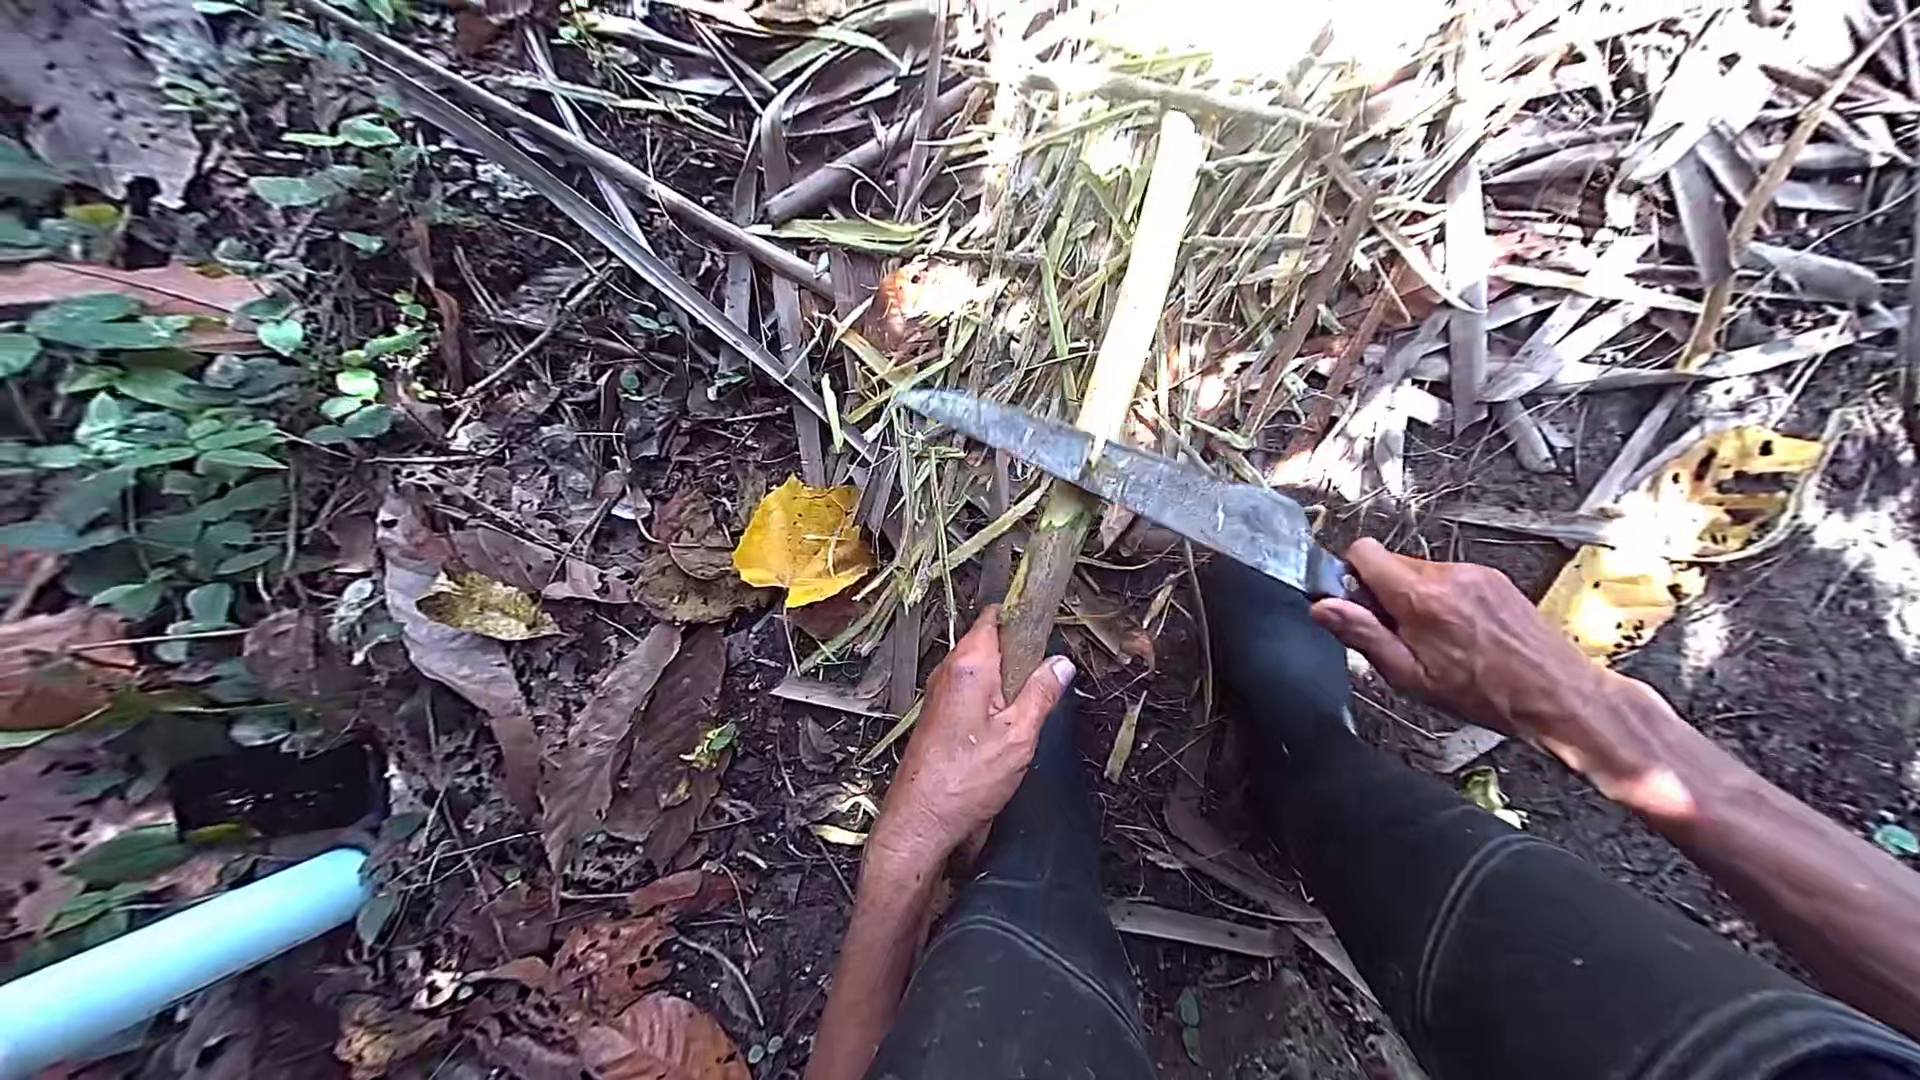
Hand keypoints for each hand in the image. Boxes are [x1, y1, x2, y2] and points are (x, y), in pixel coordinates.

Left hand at [868, 606, 1074, 871]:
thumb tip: (1061, 665)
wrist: (922, 820)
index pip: (995, 616)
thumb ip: (1042, 693)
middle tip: (1044, 681)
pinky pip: (972, 692)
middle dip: (1019, 656)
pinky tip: (1004, 729)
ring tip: (1026, 711)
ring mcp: (942, 692)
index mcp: (969, 664)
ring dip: (1006, 682)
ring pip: (983, 670)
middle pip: (991, 643)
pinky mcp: (941, 714)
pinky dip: (992, 700)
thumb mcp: (1019, 735)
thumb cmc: (963, 780)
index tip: (1046, 627)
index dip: (1021, 616)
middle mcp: (950, 671)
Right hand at [1308, 539, 1610, 750]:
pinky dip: (1438, 598)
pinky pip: (1445, 577)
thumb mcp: (1409, 676)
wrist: (1564, 699)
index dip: (1349, 575)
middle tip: (1396, 632)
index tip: (1355, 604)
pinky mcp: (1492, 578)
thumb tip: (1323, 608)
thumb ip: (1361, 635)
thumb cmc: (1489, 695)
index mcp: (1422, 598)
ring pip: (1415, 571)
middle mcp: (1449, 576)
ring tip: (1431, 637)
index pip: (1362, 552)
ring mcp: (1475, 574)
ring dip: (1410, 597)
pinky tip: (1455, 631)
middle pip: (1387, 563)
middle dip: (1380, 592)